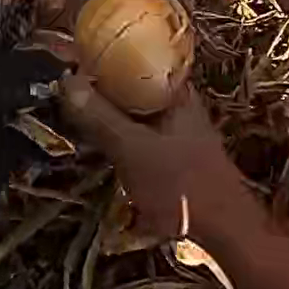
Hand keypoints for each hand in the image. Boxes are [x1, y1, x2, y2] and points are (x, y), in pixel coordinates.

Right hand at [60, 74, 288, 288]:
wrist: (225, 234)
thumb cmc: (181, 184)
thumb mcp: (133, 149)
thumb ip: (99, 117)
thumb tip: (65, 81)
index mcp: (174, 90)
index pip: (136, 56)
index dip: (103, 54)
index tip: (71, 57)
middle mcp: (176, 102)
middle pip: (131, 83)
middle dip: (99, 84)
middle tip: (63, 87)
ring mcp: (175, 128)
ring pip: (132, 109)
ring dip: (105, 111)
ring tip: (72, 109)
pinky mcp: (170, 153)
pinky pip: (136, 132)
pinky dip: (116, 132)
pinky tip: (95, 140)